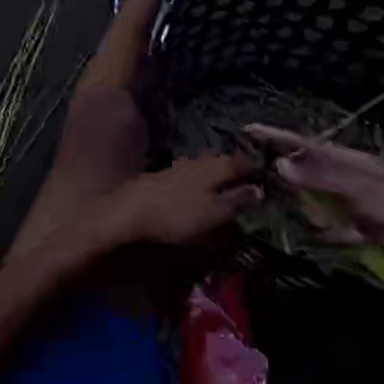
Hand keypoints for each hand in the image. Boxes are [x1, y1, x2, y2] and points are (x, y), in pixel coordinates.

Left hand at [108, 152, 264, 246]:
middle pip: (215, 163)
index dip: (250, 167)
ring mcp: (167, 174)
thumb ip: (235, 201)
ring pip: (195, 169)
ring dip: (209, 175)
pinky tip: (189, 195)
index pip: (236, 163)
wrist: (120, 220)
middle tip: (244, 176)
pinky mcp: (151, 186)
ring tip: (220, 186)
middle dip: (230, 168)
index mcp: (209, 169)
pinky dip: (191, 185)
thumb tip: (257, 189)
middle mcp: (190, 165)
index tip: (264, 172)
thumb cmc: (172, 218)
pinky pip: (179, 180)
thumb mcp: (212, 214)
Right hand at [243, 124, 383, 285]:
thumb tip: (280, 165)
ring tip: (345, 226)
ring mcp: (350, 203)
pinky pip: (327, 227)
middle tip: (309, 201)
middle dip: (302, 189)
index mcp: (353, 160)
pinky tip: (351, 238)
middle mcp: (348, 178)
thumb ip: (321, 177)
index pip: (307, 144)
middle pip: (306, 175)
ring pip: (314, 204)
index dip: (279, 137)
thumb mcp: (364, 190)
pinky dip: (333, 234)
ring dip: (322, 217)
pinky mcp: (354, 227)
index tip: (249, 130)